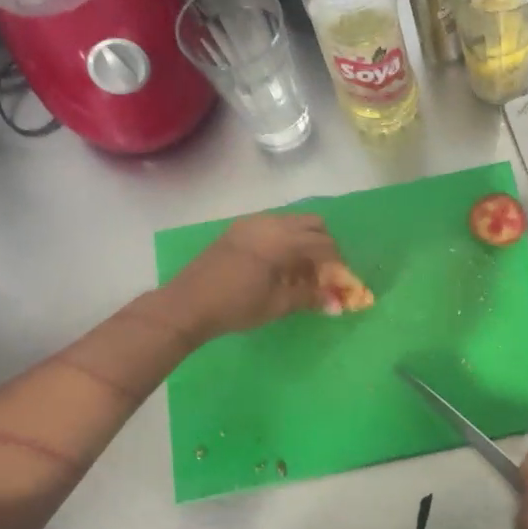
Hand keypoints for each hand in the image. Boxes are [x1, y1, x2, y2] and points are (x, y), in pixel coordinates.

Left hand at [163, 214, 339, 341]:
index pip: (324, 244)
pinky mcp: (238, 230)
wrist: (187, 304)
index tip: (340, 283)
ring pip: (292, 222)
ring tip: (300, 273)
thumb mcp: (278, 304)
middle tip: (323, 273)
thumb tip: (335, 301)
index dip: (338, 264)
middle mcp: (270, 223)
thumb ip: (310, 297)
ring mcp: (251, 223)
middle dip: (324, 246)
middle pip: (312, 223)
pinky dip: (285, 240)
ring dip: (304, 242)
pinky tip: (278, 267)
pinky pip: (273, 226)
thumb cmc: (236, 306)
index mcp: (282, 239)